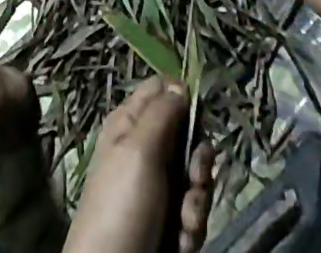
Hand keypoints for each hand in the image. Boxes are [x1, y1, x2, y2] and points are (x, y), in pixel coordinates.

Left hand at [64, 78, 214, 252]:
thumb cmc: (121, 207)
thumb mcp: (138, 151)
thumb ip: (162, 112)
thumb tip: (182, 84)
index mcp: (130, 124)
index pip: (161, 88)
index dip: (183, 96)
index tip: (196, 115)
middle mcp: (146, 149)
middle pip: (189, 132)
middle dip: (199, 158)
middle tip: (193, 177)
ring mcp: (159, 186)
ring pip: (198, 173)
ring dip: (199, 198)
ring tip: (185, 220)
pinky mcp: (171, 219)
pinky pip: (196, 208)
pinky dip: (193, 225)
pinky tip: (182, 240)